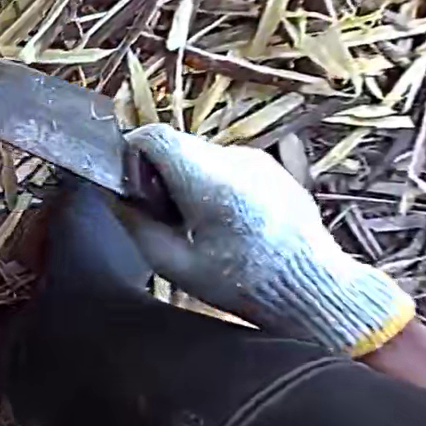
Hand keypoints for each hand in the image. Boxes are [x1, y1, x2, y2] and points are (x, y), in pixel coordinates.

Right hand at [120, 125, 412, 356]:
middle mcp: (234, 161)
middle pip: (173, 144)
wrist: (315, 289)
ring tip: (194, 218)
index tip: (134, 186)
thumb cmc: (239, 282)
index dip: (131, 155)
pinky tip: (220, 216)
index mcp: (208, 183)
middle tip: (162, 210)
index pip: (153, 136)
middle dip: (155, 170)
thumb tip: (109, 191)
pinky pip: (220, 161)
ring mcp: (256, 160)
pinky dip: (207, 180)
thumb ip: (133, 220)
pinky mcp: (269, 166)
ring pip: (195, 152)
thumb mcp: (169, 261)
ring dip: (181, 176)